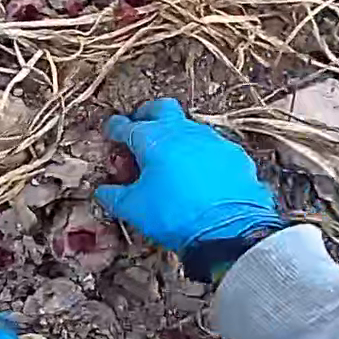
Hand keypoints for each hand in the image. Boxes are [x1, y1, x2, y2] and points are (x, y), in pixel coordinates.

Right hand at [93, 98, 281, 252]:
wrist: (228, 229)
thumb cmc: (176, 214)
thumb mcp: (135, 208)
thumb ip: (115, 196)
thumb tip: (104, 192)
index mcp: (152, 139)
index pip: (125, 126)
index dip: (114, 129)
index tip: (110, 132)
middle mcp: (182, 131)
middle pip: (161, 108)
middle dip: (147, 115)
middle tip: (139, 129)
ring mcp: (211, 140)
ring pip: (189, 127)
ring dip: (175, 137)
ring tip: (168, 158)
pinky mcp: (234, 154)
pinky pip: (212, 147)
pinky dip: (200, 155)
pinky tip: (198, 174)